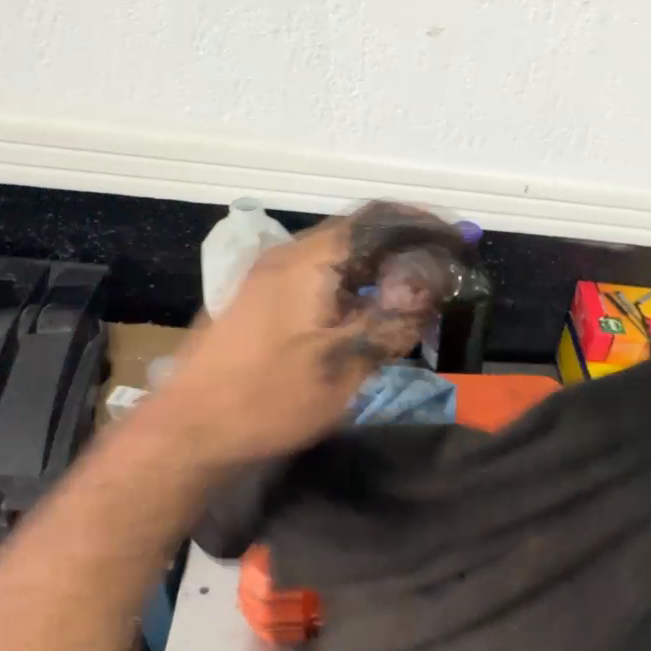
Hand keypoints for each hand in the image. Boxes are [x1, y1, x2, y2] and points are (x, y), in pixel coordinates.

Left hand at [162, 202, 463, 458]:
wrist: (189, 430)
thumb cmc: (266, 399)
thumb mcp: (341, 366)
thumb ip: (389, 321)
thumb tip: (429, 284)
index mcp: (308, 262)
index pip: (378, 220)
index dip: (424, 226)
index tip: (460, 244)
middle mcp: (287, 256)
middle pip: (359, 234)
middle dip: (408, 248)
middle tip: (446, 274)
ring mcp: (269, 278)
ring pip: (340, 258)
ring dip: (382, 268)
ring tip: (419, 295)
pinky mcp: (262, 302)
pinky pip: (322, 278)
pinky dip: (356, 286)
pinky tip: (372, 312)